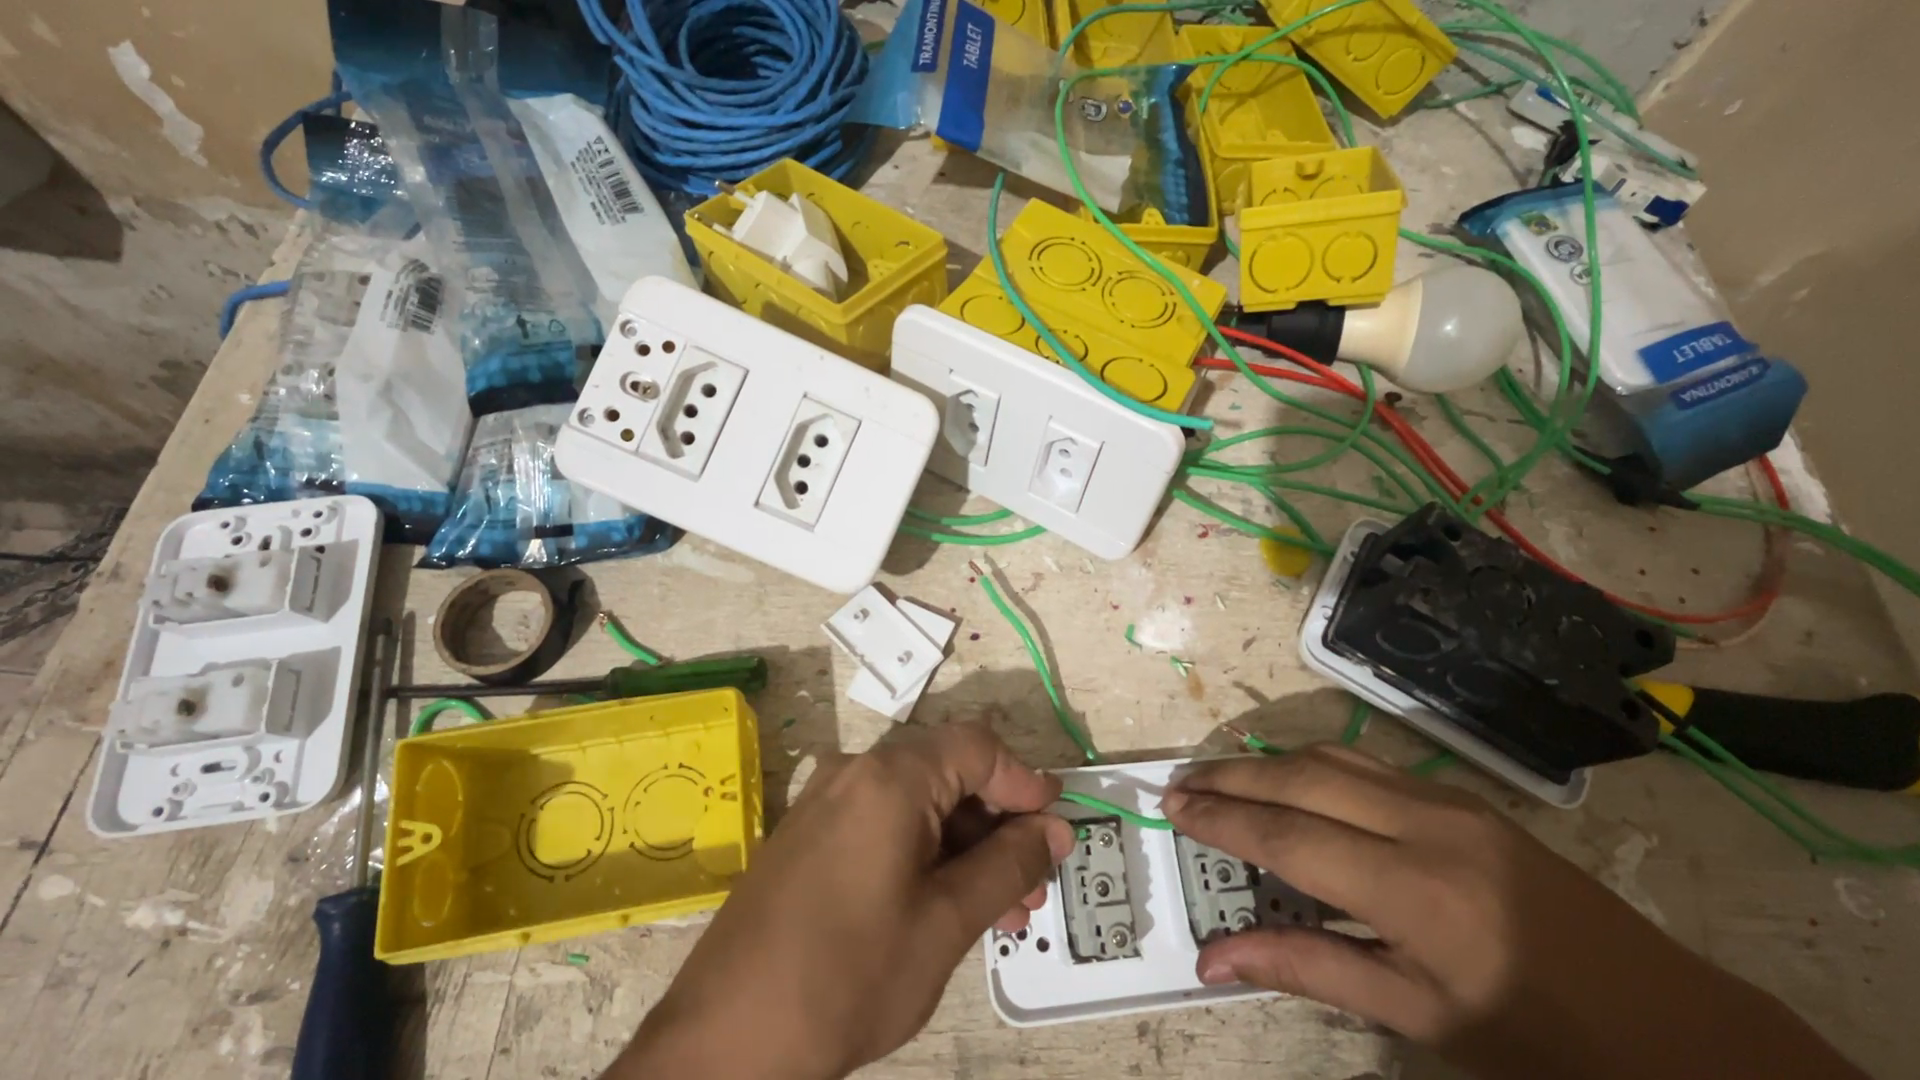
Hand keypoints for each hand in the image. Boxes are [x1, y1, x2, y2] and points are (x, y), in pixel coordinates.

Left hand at [607, 722, 1073, 1079]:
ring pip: (917, 807)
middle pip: (947, 774)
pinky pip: (882, 828)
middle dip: (998, 827)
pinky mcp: (807, 840)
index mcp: (888, 779)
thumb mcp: (945, 921)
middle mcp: (853, 775)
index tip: (1055, 832)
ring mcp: (824, 806)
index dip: (1024, 783)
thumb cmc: (848, 975)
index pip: (976, 747)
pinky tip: (945, 910)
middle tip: (1031, 889)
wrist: (727, 1038)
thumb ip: (1008, 865)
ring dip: (965, 849)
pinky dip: (924, 857)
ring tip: (998, 915)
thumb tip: (1054, 829)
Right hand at [1162, 744, 1866, 1079]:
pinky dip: (1313, 767)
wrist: (1664, 1018)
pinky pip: (1369, 768)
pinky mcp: (1467, 800)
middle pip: (1303, 779)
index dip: (1222, 821)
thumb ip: (1308, 970)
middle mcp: (1427, 826)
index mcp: (1413, 890)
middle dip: (1231, 778)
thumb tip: (1212, 960)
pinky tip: (1289, 782)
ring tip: (1216, 776)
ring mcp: (1451, 804)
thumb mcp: (1415, 1016)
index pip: (1288, 837)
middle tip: (1177, 783)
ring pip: (1335, 760)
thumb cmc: (1532, 1036)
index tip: (1171, 808)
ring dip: (1267, 764)